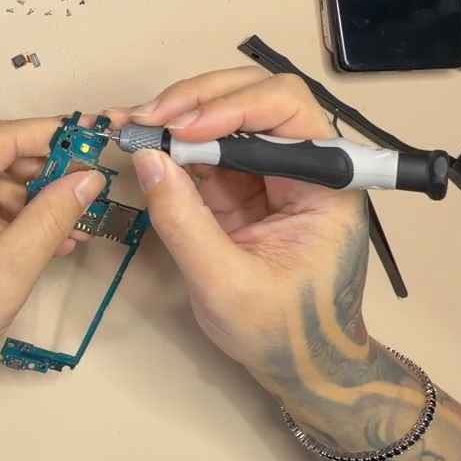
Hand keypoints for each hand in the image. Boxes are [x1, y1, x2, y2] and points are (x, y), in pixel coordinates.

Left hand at [0, 116, 103, 432]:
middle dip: (41, 168)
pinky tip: (45, 239)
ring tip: (76, 225)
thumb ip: (49, 221)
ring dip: (28, 198)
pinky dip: (5, 217)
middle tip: (88, 185)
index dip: (49, 136)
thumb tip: (89, 181)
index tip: (94, 137)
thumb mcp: (3, 274)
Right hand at [108, 69, 372, 394]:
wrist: (298, 364)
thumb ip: (184, 221)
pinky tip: (141, 139)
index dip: (232, 108)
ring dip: (177, 113)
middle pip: (254, 96)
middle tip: (147, 118)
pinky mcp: (238, 184)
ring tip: (134, 124)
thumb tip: (148, 161)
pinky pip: (203, 146)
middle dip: (197, 99)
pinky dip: (169, 139)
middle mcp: (301, 164)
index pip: (285, 111)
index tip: (183, 130)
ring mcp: (267, 172)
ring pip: (224, 113)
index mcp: (325, 183)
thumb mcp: (226, 284)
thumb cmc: (284, 332)